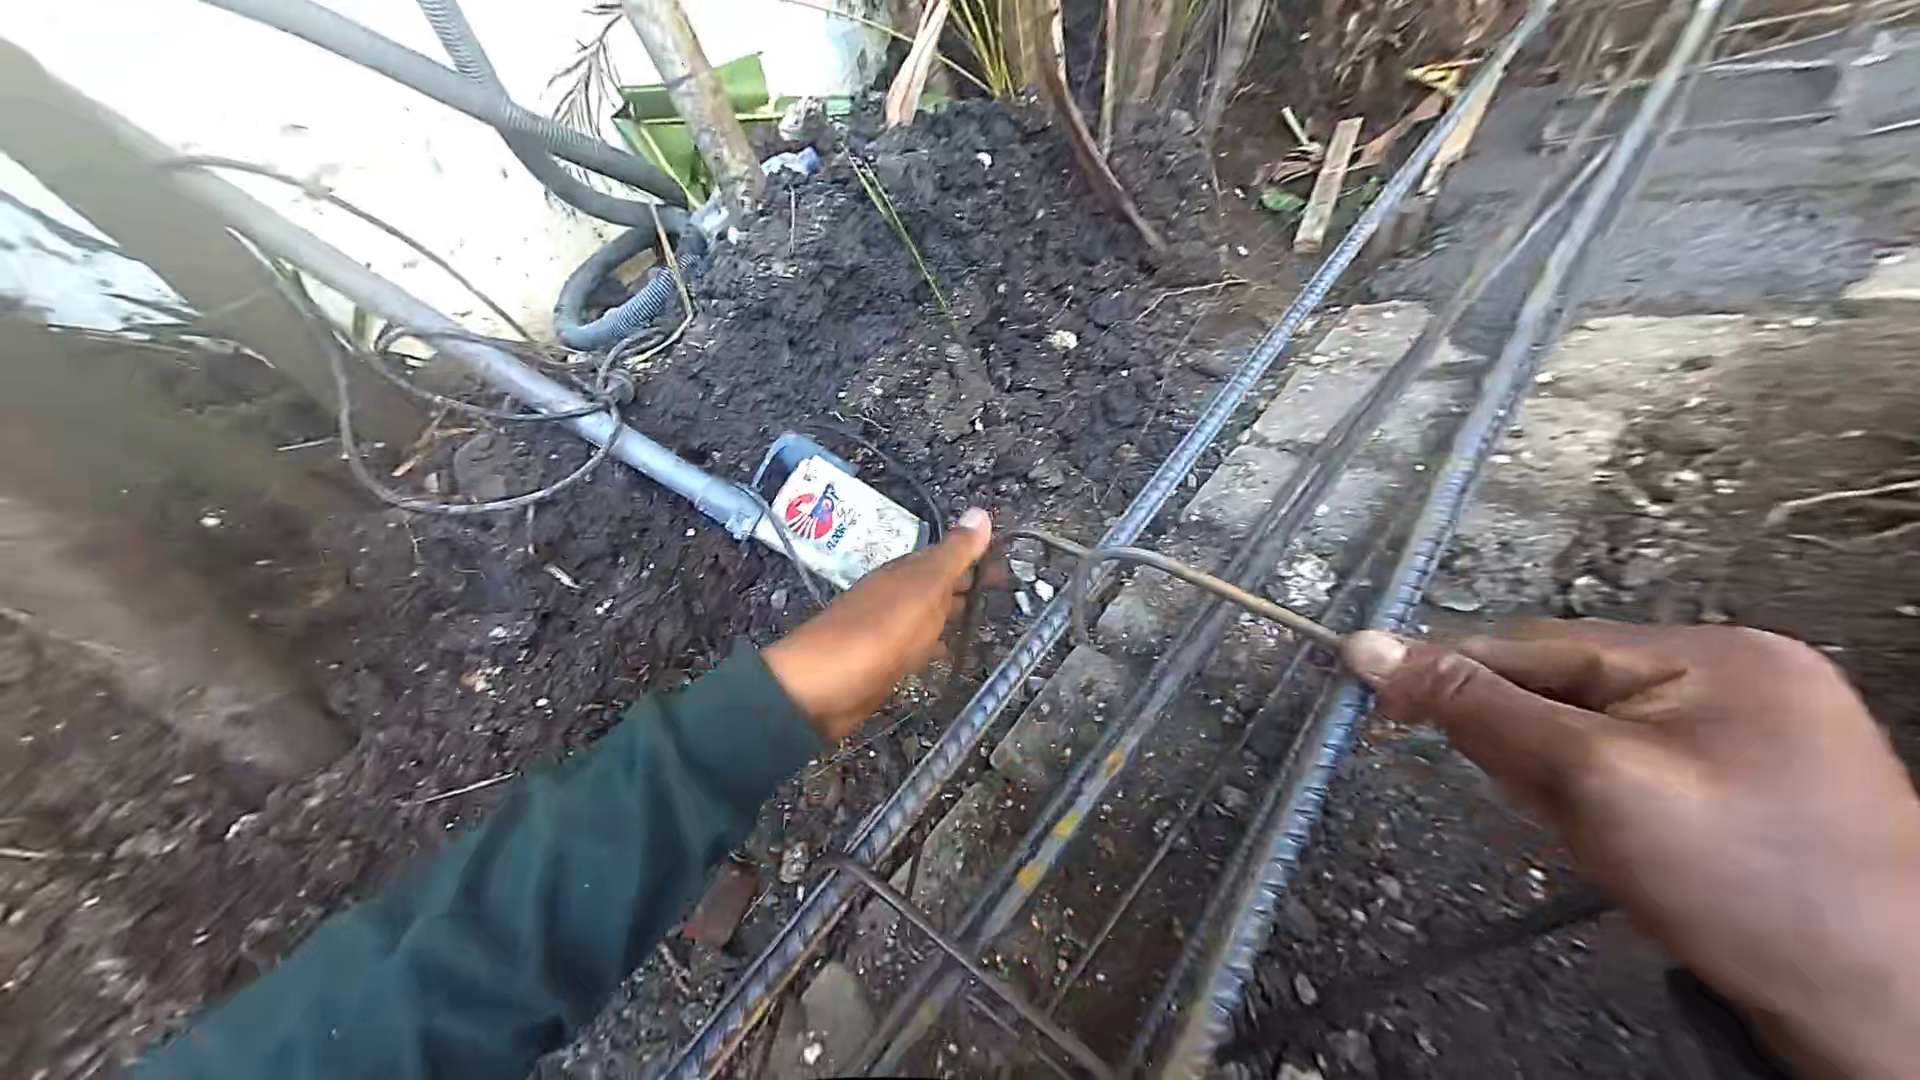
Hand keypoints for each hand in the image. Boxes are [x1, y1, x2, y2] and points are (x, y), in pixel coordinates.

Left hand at [763, 508, 992, 742]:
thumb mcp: (925, 585)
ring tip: (982, 618)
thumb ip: (953, 554)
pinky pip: (917, 644)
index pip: (945, 556)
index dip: (974, 557)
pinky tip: (945, 651)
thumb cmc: (882, 630)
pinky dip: (935, 643)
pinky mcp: (882, 660)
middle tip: (1001, 590)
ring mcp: (887, 628)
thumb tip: (980, 512)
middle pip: (936, 584)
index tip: (1005, 562)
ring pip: (927, 613)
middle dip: (967, 584)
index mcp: (905, 572)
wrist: (825, 684)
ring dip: (951, 613)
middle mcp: (895, 594)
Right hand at [1343, 621, 1919, 1079]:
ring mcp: (1731, 727)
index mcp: (1703, 652)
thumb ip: (1472, 703)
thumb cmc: (1738, 881)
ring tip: (1578, 825)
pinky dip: (1578, 792)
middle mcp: (1719, 674)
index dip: (1450, 674)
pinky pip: (1605, 760)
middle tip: (1537, 800)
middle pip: (1550, 684)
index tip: (1381, 706)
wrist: (1895, 1025)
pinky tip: (1602, 832)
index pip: (1527, 645)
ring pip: (1569, 725)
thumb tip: (1365, 645)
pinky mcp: (1724, 777)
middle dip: (1518, 740)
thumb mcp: (1587, 777)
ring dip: (1545, 771)